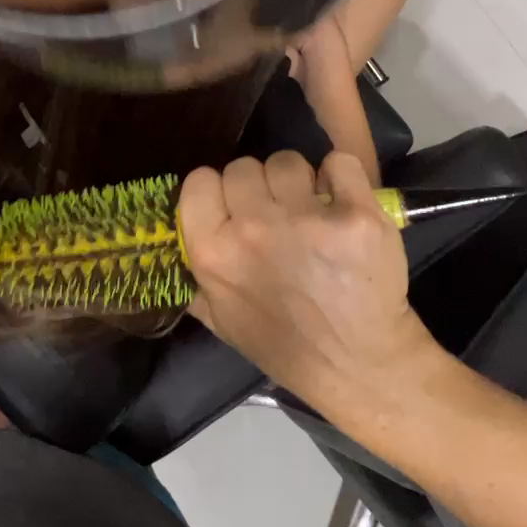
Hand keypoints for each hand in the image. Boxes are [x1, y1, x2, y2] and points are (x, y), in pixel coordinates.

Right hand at [181, 152, 441, 412]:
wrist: (359, 365)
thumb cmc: (283, 344)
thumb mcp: (218, 318)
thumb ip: (192, 274)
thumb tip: (167, 240)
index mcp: (214, 252)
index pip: (199, 180)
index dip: (217, 191)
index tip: (234, 208)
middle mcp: (253, 230)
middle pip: (244, 167)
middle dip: (259, 187)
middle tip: (277, 216)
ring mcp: (307, 220)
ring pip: (289, 161)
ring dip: (299, 181)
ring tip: (312, 212)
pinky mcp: (356, 216)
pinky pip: (340, 164)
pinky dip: (344, 178)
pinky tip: (344, 204)